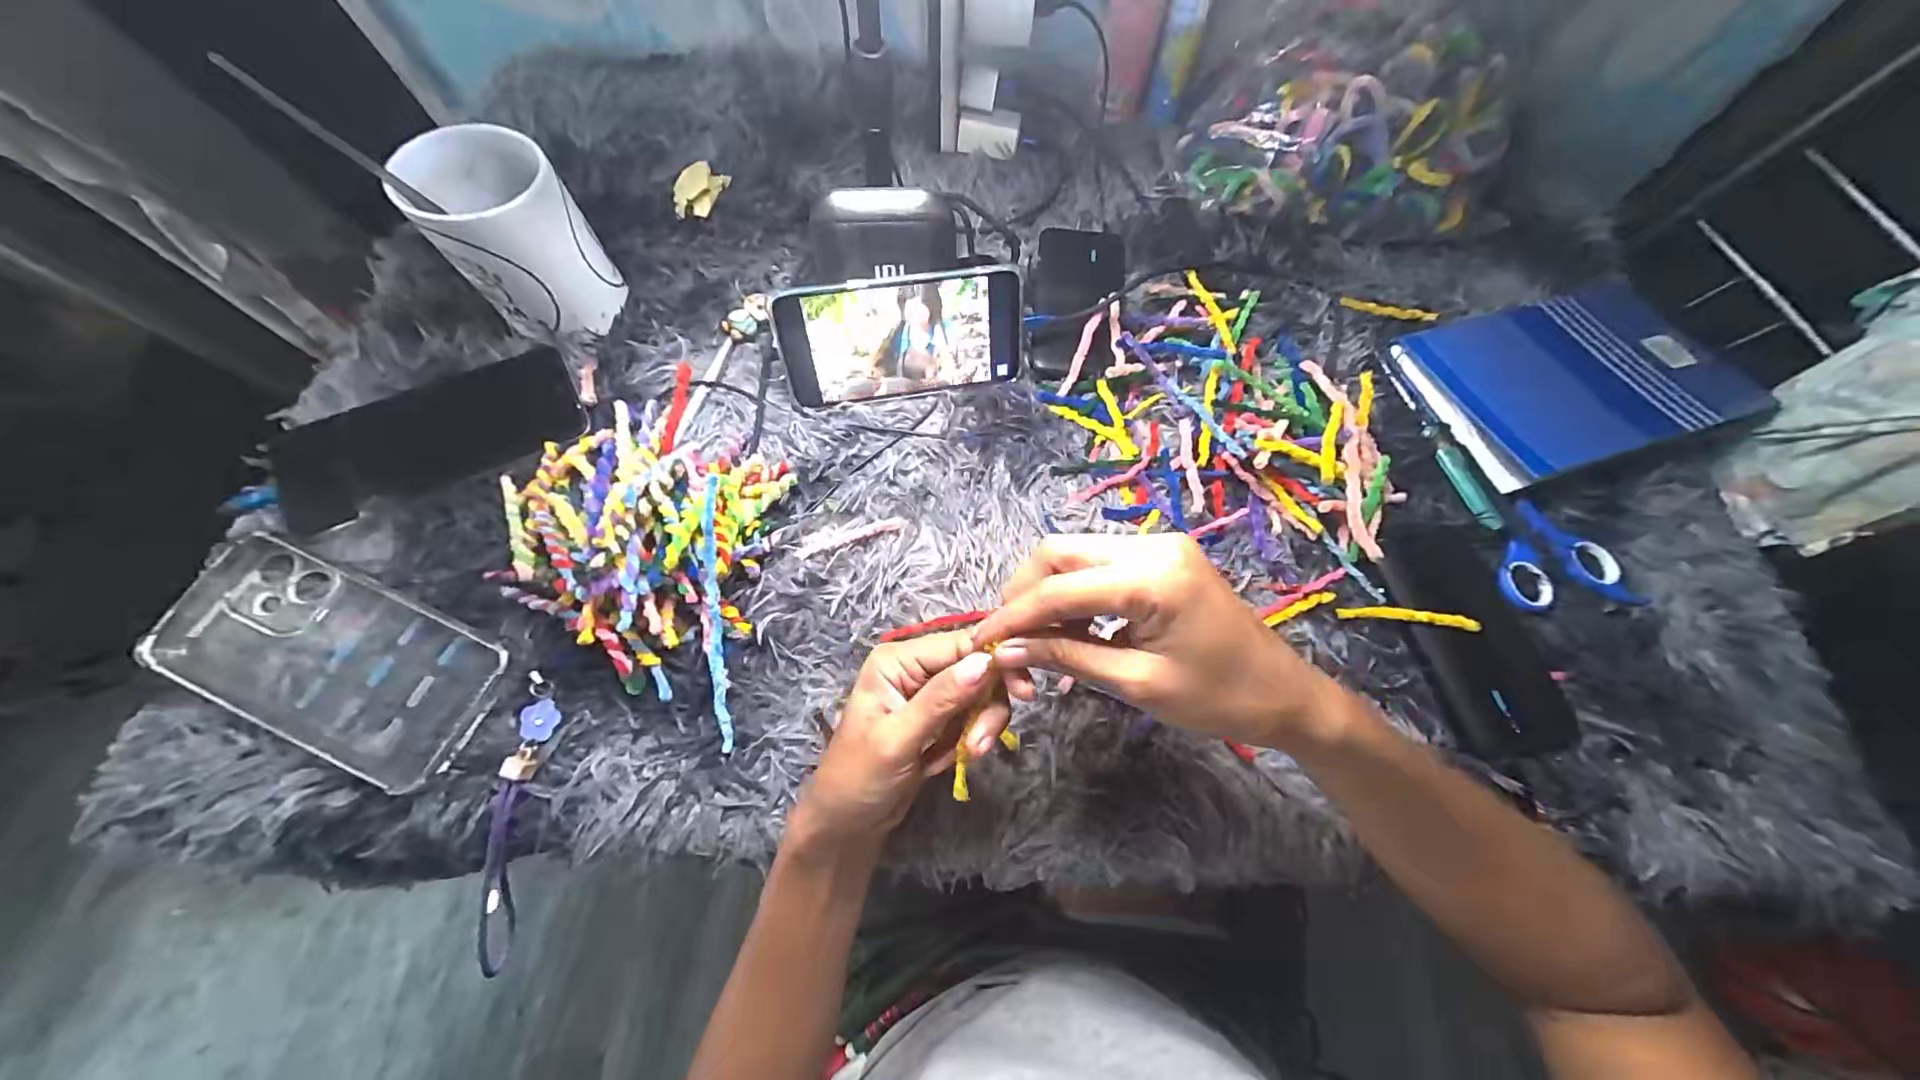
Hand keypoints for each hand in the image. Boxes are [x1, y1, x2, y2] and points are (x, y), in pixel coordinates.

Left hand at [789, 631, 1009, 852]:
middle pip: (977, 667)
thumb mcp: (897, 739)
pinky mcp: (941, 719)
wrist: (847, 825)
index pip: (960, 644)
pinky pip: (975, 716)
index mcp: (898, 660)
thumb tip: (985, 661)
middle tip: (983, 742)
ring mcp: (930, 694)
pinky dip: (975, 737)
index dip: (995, 662)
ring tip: (971, 754)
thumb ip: (940, 700)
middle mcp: (916, 668)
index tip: (1023, 691)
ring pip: (982, 693)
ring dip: (983, 724)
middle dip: (987, 704)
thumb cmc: (859, 778)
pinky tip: (957, 758)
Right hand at [969, 534, 1345, 749]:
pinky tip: (1071, 630)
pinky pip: (1098, 565)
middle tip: (1011, 642)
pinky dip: (1074, 594)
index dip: (1012, 616)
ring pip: (1074, 554)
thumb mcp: (1138, 683)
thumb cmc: (1221, 699)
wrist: (1287, 694)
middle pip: (1058, 552)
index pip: (1057, 587)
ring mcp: (1158, 546)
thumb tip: (1007, 651)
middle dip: (1024, 595)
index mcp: (1152, 577)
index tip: (981, 643)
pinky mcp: (1161, 557)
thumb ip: (1068, 658)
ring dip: (1047, 594)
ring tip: (1038, 643)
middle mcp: (1151, 545)